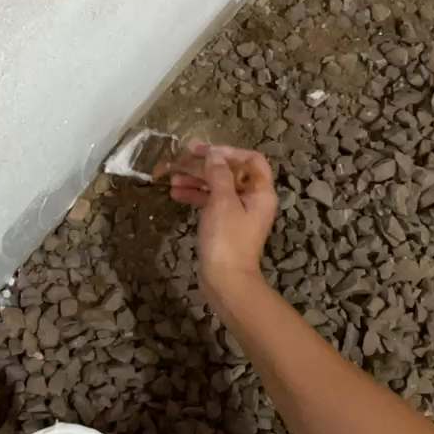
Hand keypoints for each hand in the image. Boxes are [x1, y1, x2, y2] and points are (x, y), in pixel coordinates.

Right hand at [168, 143, 277, 301]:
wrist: (226, 281)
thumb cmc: (227, 239)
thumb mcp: (222, 202)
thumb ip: (218, 174)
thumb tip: (215, 153)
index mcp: (260, 192)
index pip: (251, 160)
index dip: (229, 152)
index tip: (206, 152)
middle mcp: (252, 199)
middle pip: (230, 172)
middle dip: (206, 165)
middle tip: (182, 159)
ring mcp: (238, 212)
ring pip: (217, 187)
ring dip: (196, 180)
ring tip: (172, 179)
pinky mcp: (224, 224)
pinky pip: (210, 202)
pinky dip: (195, 195)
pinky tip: (176, 193)